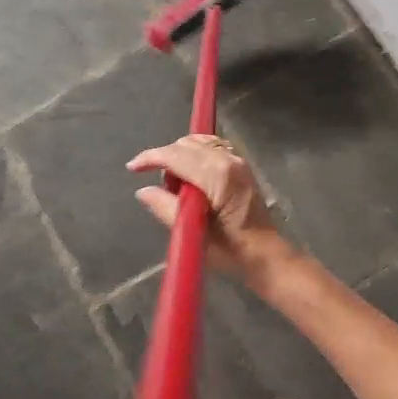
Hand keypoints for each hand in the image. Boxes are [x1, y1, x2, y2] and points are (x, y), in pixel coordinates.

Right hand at [127, 134, 291, 278]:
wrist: (265, 256)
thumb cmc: (230, 251)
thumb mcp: (193, 233)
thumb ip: (166, 208)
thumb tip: (143, 192)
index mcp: (218, 176)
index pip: (176, 156)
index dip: (151, 158)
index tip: (132, 168)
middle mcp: (229, 161)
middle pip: (186, 145)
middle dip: (165, 159)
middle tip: (161, 188)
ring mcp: (238, 161)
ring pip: (199, 143)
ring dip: (180, 157)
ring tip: (176, 185)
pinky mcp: (241, 166)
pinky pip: (212, 148)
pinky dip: (195, 155)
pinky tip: (191, 177)